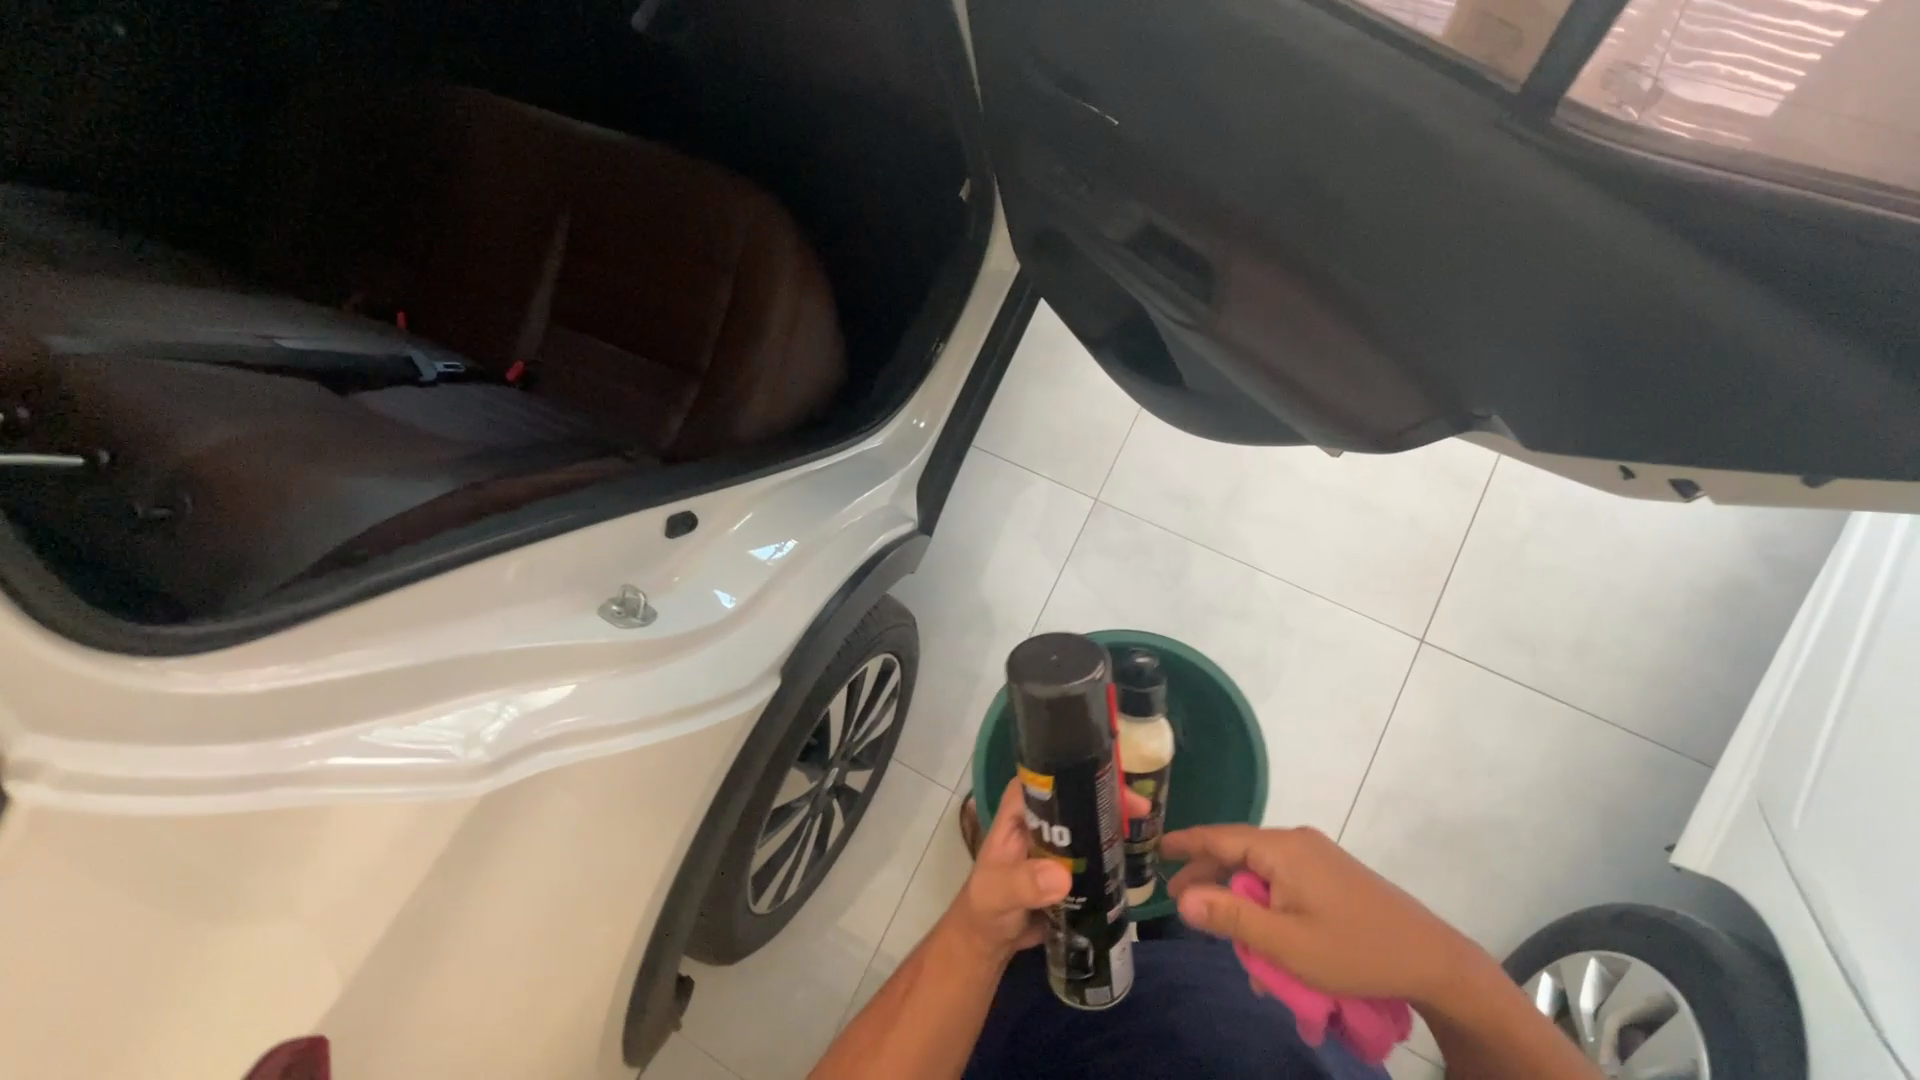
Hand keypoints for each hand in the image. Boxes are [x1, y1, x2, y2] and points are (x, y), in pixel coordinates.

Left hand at [944, 780, 1152, 958]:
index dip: (1070, 775)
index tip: (1103, 779)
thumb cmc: (985, 907)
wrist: (993, 941)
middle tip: (1138, 807)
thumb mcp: (998, 893)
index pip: (1042, 782)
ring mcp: (1057, 847)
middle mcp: (1040, 824)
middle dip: (1104, 798)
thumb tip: (1062, 877)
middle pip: (1073, 799)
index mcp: (1018, 817)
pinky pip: (1094, 855)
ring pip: (1087, 825)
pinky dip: (1113, 854)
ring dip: (1113, 824)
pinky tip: (1134, 856)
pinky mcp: (1072, 870)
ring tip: (1144, 827)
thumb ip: (1023, 884)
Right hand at [1162, 824, 1491, 1006]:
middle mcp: (1297, 842)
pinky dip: (1265, 903)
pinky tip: (1263, 936)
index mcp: (1281, 848)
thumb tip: (1183, 899)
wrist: (1434, 961)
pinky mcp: (1332, 875)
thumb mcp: (1284, 942)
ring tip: (1222, 931)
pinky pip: (1284, 882)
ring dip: (1239, 899)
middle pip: (1238, 853)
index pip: (1218, 837)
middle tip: (1181, 905)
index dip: (1184, 845)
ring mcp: (1318, 857)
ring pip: (1261, 872)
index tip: (1154, 850)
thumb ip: (1230, 917)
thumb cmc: (1354, 950)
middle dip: (1208, 879)